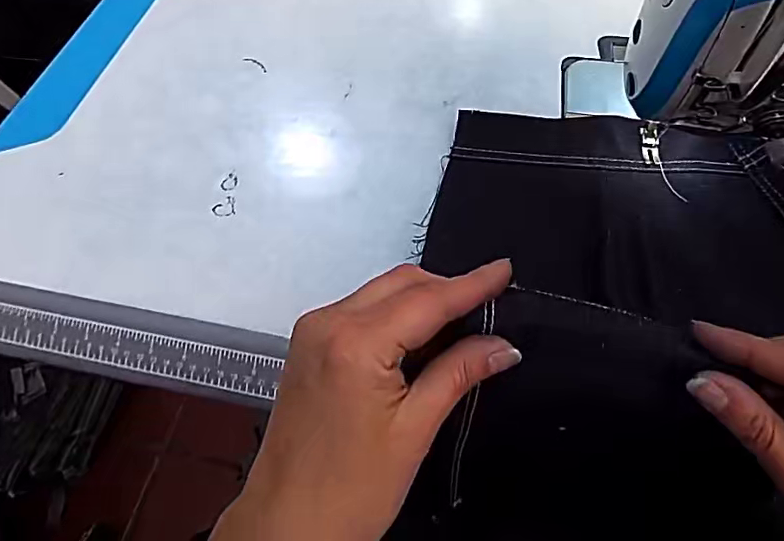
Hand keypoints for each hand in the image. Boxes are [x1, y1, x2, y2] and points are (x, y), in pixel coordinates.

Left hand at [212, 260, 518, 540]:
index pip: (430, 298)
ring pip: (386, 289)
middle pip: (406, 282)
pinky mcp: (310, 342)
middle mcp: (328, 324)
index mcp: (355, 344)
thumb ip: (460, 372)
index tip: (503, 269)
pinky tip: (421, 335)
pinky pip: (366, 305)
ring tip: (462, 322)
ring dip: (425, 298)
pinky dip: (398, 311)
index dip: (473, 283)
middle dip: (450, 288)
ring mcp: (314, 330)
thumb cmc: (341, 499)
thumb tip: (501, 345)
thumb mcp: (414, 431)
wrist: (280, 535)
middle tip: (489, 303)